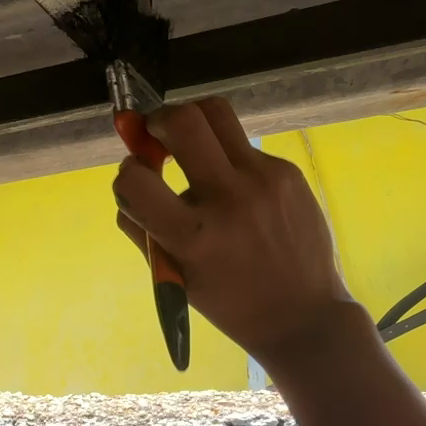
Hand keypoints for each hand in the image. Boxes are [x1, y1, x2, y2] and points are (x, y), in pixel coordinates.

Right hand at [112, 97, 362, 367]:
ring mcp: (263, 178)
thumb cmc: (226, 302)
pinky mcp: (286, 170)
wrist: (301, 312)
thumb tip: (128, 183)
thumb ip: (142, 229)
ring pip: (217, 114)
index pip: (134, 180)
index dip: (125, 175)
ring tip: (185, 142)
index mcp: (192, 236)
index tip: (134, 180)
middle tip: (153, 134)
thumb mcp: (173, 276)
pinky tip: (231, 188)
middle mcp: (228, 198)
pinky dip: (223, 157)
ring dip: (190, 120)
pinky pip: (241, 146)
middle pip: (184, 120)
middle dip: (157, 119)